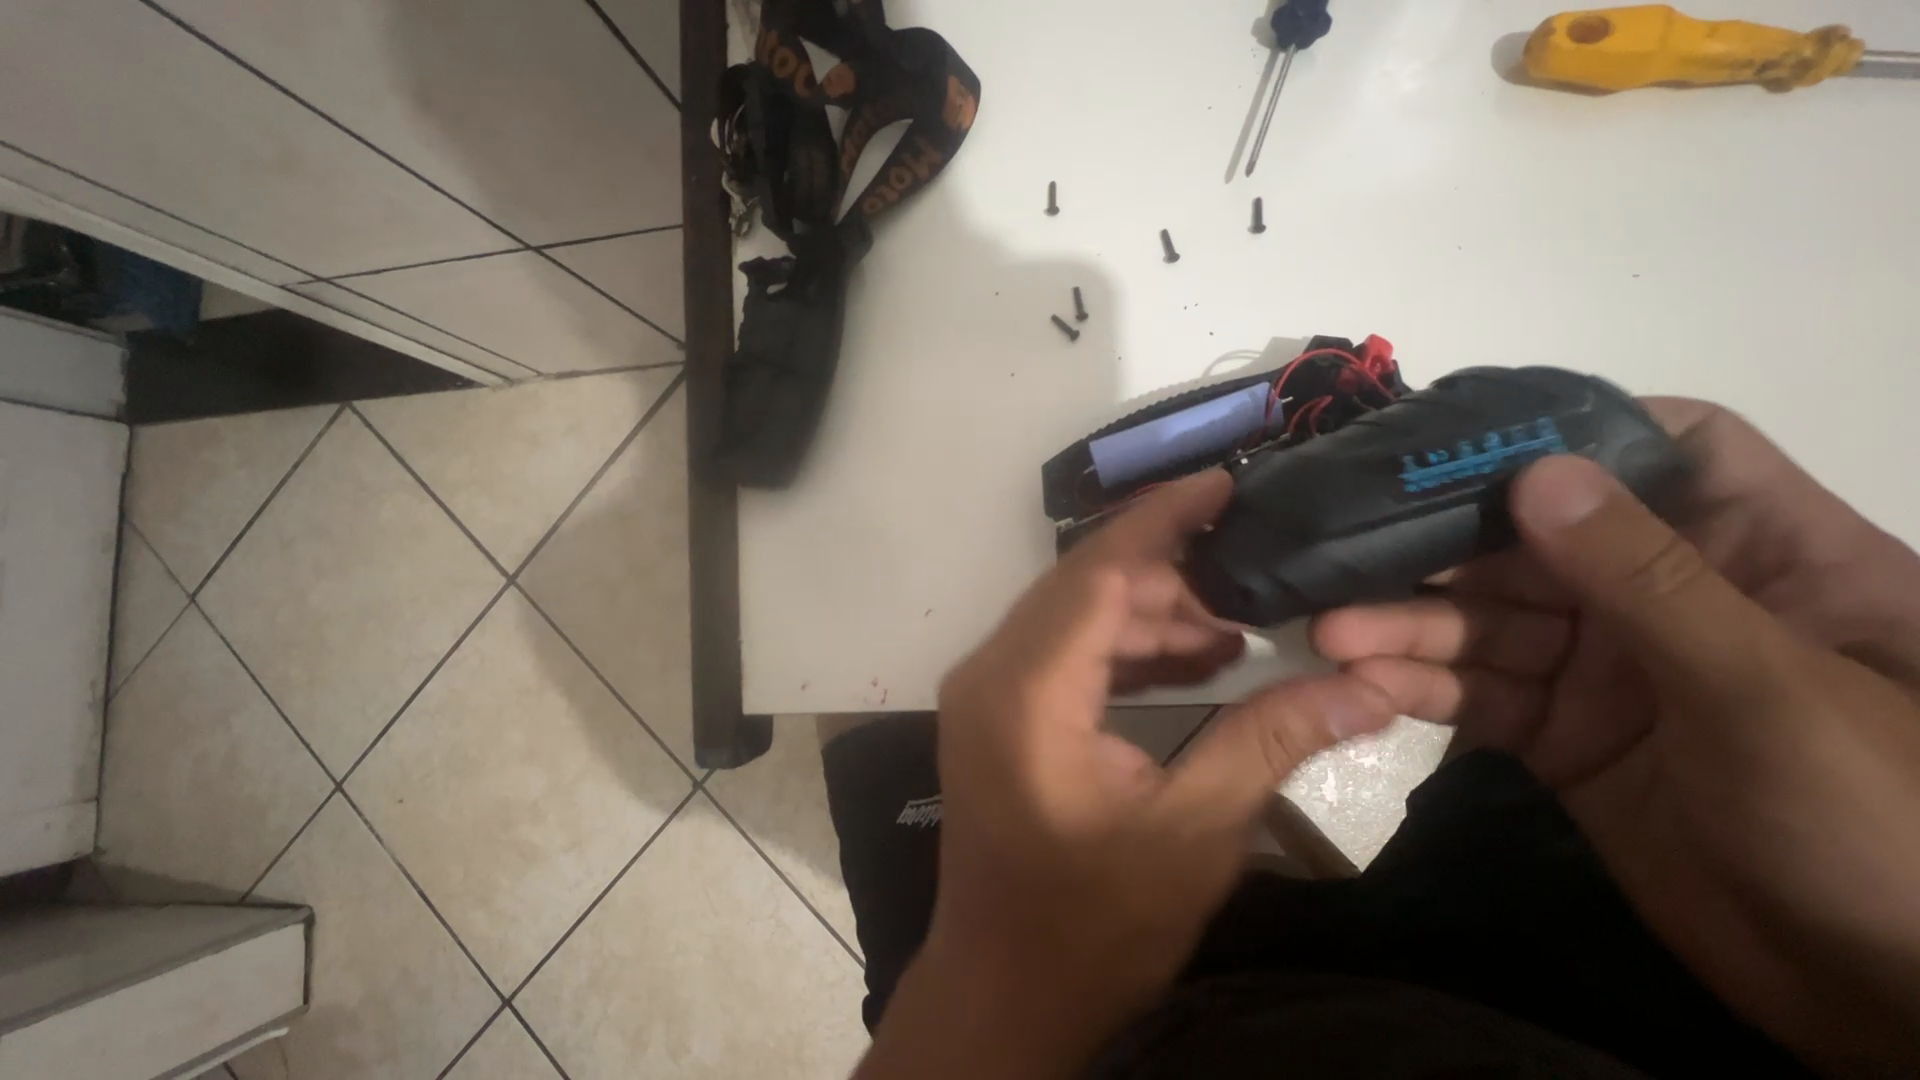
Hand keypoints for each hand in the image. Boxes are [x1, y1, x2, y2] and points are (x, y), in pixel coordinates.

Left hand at [858, 471, 1397, 1079]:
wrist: (1005, 989)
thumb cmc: (1092, 923)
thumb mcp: (1194, 832)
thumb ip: (1271, 741)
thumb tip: (1371, 687)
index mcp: (1026, 689)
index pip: (1096, 570)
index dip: (1163, 518)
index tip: (1225, 484)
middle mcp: (991, 671)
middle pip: (1084, 585)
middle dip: (1169, 570)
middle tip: (1255, 571)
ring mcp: (987, 692)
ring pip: (1075, 616)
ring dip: (1151, 613)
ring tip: (1238, 628)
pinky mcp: (997, 714)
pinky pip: (1064, 653)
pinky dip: (1125, 649)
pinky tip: (1196, 662)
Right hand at [1313, 399, 1919, 1071]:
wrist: (1881, 998)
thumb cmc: (1882, 822)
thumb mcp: (1765, 688)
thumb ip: (1648, 580)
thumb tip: (1538, 472)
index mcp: (1758, 554)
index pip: (1670, 451)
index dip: (1574, 433)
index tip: (1464, 442)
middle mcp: (1670, 600)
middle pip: (1538, 543)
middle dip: (1443, 548)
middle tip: (1346, 555)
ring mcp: (1609, 671)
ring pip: (1490, 624)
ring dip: (1410, 627)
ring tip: (1332, 633)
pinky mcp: (1561, 738)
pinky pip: (1479, 697)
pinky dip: (1420, 689)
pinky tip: (1365, 684)